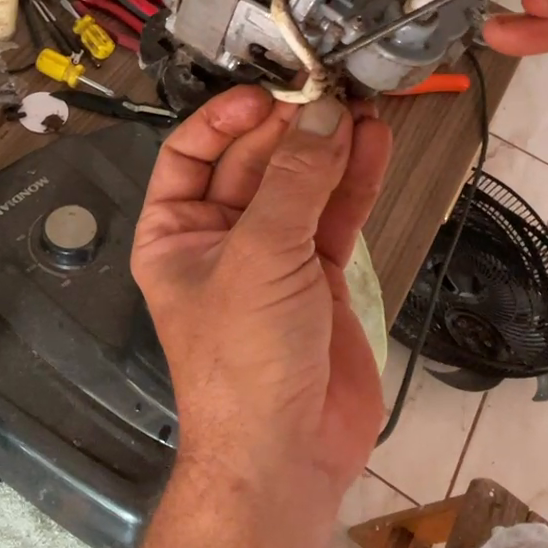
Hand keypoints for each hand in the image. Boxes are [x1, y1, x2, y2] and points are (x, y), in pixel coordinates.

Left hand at [131, 88, 391, 496]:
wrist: (287, 453)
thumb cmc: (244, 354)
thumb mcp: (259, 258)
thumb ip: (295, 183)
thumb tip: (323, 114)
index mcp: (173, 232)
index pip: (188, 155)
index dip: (224, 120)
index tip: (266, 93)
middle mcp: (217, 237)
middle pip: (252, 164)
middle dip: (289, 129)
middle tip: (330, 93)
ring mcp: (270, 255)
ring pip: (299, 186)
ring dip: (328, 148)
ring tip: (362, 107)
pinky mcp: (316, 275)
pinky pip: (332, 216)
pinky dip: (354, 181)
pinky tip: (374, 143)